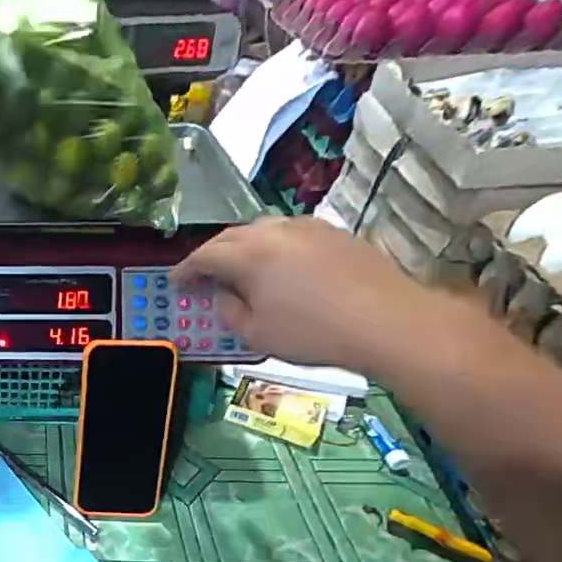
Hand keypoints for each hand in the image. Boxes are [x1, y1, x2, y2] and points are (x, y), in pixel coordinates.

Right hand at [172, 216, 470, 374]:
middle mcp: (275, 231)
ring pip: (262, 229)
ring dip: (242, 246)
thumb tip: (224, 295)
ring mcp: (308, 228)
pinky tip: (278, 267)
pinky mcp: (334, 233)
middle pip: (231, 236)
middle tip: (202, 275)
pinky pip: (289, 233)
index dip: (186, 270)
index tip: (175, 283)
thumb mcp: (256, 334)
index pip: (205, 255)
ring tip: (238, 268)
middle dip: (212, 254)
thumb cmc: (312, 333)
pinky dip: (272, 246)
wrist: (386, 321)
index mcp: (249, 254)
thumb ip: (230, 311)